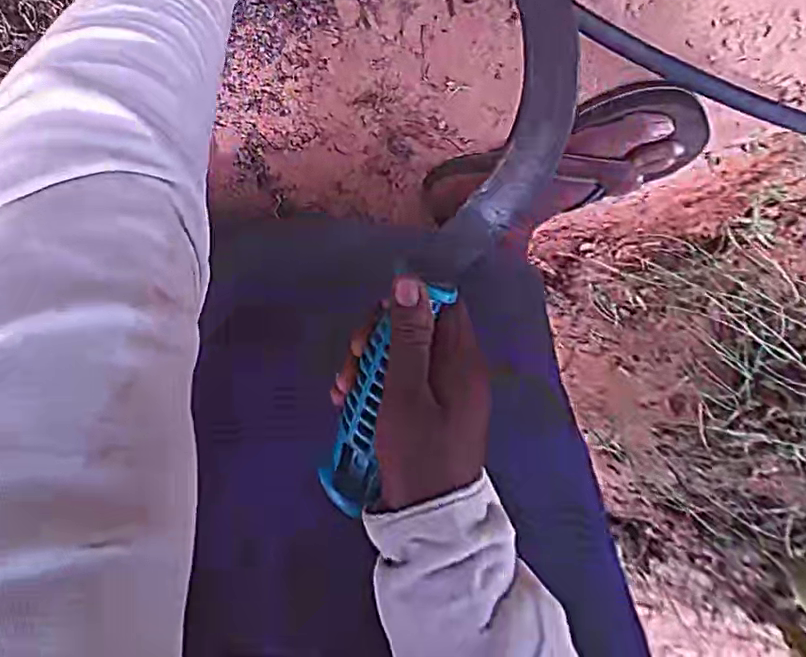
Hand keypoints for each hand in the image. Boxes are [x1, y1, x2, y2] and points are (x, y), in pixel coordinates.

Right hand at [360, 276, 490, 510]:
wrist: (430, 523)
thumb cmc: (419, 452)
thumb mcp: (406, 390)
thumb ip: (407, 336)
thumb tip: (409, 281)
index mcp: (462, 359)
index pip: (442, 303)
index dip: (409, 300)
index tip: (379, 316)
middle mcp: (458, 369)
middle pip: (417, 328)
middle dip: (379, 335)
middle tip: (355, 354)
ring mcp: (444, 391)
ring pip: (403, 354)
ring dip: (370, 362)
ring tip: (344, 387)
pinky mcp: (429, 411)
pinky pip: (402, 381)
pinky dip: (376, 385)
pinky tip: (349, 401)